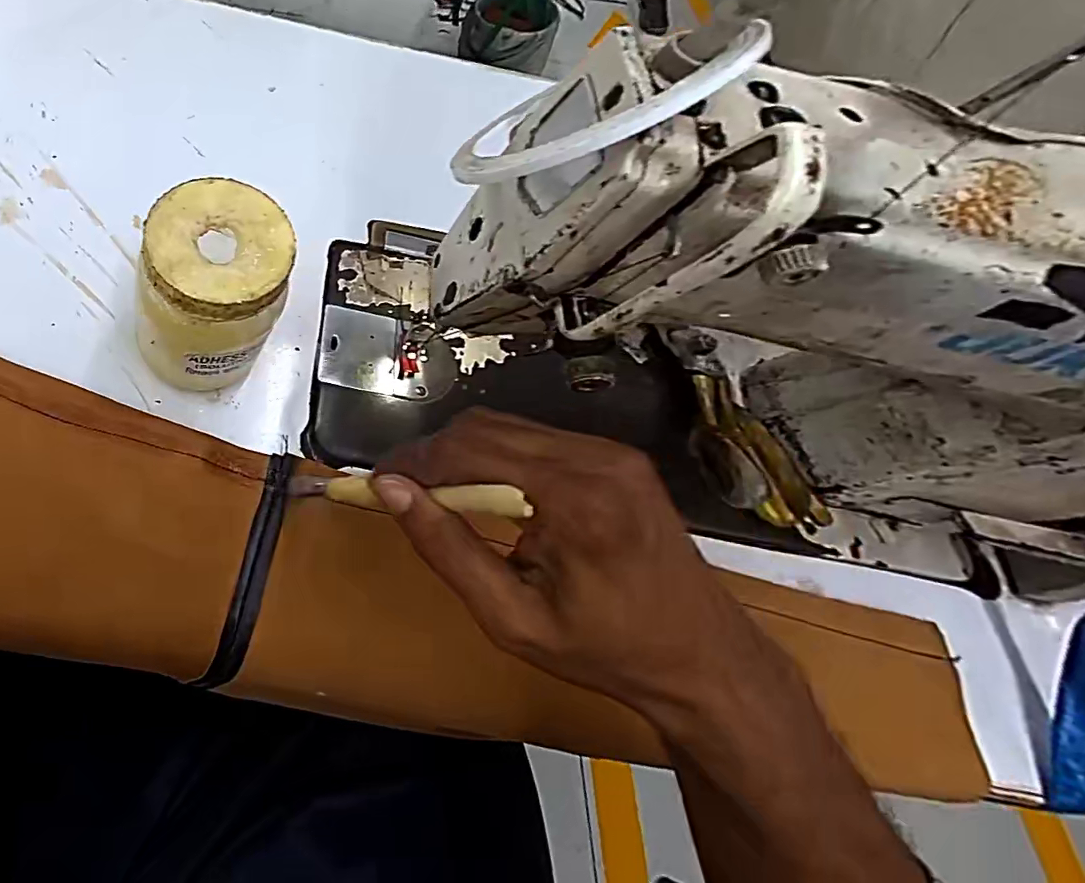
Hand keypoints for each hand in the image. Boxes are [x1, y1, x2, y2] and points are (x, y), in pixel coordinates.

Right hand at [371, 408, 781, 718]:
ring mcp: (611, 452)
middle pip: (484, 427)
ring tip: (438, 495)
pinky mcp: (614, 456)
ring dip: (460, 453)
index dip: (415, 460)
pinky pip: (533, 438)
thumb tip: (392, 492)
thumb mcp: (511, 617)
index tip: (379, 481)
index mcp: (578, 499)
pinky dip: (494, 457)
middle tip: (402, 490)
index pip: (470, 449)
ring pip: (505, 426)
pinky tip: (485, 493)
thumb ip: (445, 548)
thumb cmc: (608, 651)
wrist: (705, 659)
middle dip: (432, 454)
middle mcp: (598, 459)